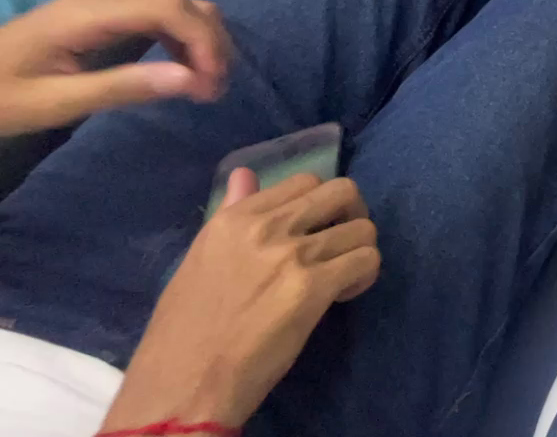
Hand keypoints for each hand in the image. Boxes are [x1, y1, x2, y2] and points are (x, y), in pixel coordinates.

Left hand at [0, 0, 229, 135]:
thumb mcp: (50, 102)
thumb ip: (121, 88)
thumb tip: (193, 79)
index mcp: (91, 12)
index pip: (173, 12)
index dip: (205, 43)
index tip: (211, 83)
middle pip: (186, 7)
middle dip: (211, 45)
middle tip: (212, 88)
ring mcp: (108, 1)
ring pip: (183, 10)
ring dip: (203, 43)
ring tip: (202, 82)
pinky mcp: (109, 12)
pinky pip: (165, 17)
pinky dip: (185, 41)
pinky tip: (181, 68)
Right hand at [100, 169, 381, 430]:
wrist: (176, 394)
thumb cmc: (183, 337)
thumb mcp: (199, 264)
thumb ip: (232, 215)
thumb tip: (247, 173)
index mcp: (232, 222)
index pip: (304, 181)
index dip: (321, 204)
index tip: (314, 230)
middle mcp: (263, 230)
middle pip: (344, 191)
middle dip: (352, 215)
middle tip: (340, 245)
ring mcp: (290, 255)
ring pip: (363, 227)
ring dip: (359, 252)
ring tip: (337, 278)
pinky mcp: (312, 285)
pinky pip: (368, 259)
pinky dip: (365, 276)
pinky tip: (341, 296)